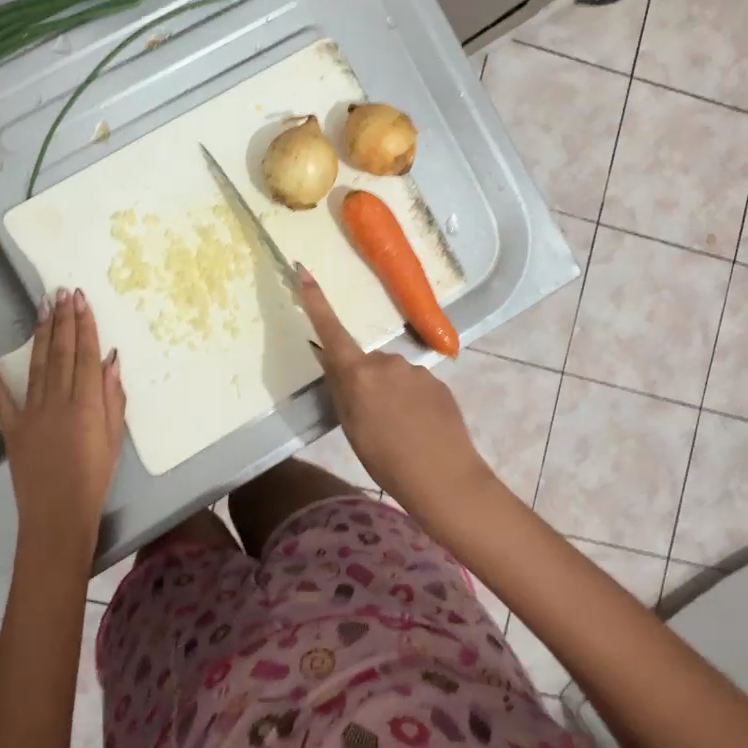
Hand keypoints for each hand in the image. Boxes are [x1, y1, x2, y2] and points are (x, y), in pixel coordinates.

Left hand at [0, 288, 125, 545]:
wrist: (57, 517)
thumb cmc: (94, 480)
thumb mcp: (114, 439)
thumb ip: (112, 398)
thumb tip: (111, 359)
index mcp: (86, 404)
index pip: (85, 355)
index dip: (84, 325)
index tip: (81, 299)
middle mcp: (57, 401)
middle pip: (61, 352)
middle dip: (63, 320)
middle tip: (62, 291)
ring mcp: (31, 413)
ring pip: (37, 365)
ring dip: (40, 334)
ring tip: (43, 306)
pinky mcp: (11, 429)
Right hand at [297, 266, 497, 512]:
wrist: (444, 477)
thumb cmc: (385, 458)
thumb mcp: (351, 427)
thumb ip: (342, 389)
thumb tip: (332, 361)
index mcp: (359, 373)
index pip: (330, 330)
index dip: (315, 300)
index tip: (302, 269)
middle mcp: (387, 362)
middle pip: (365, 363)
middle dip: (364, 382)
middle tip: (369, 421)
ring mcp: (416, 370)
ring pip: (392, 376)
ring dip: (389, 395)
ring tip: (397, 432)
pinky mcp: (438, 382)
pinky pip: (414, 386)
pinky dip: (411, 402)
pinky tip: (418, 429)